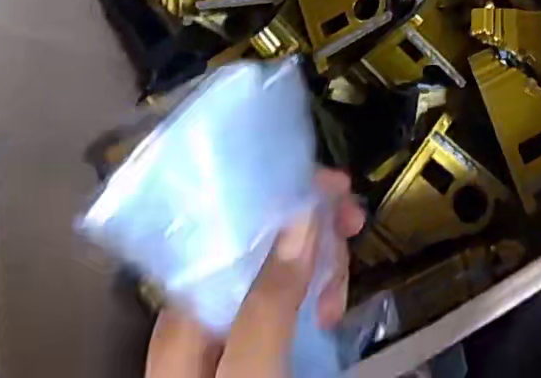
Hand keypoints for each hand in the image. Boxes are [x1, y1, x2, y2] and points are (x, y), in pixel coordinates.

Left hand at [145, 169, 366, 377]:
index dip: (285, 197)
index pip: (232, 225)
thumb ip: (269, 301)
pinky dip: (316, 294)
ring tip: (339, 293)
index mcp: (187, 310)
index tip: (336, 188)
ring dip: (320, 263)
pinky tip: (331, 310)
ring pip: (281, 268)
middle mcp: (204, 313)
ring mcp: (231, 336)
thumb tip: (301, 216)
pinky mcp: (256, 353)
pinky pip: (289, 302)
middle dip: (313, 230)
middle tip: (352, 230)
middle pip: (262, 242)